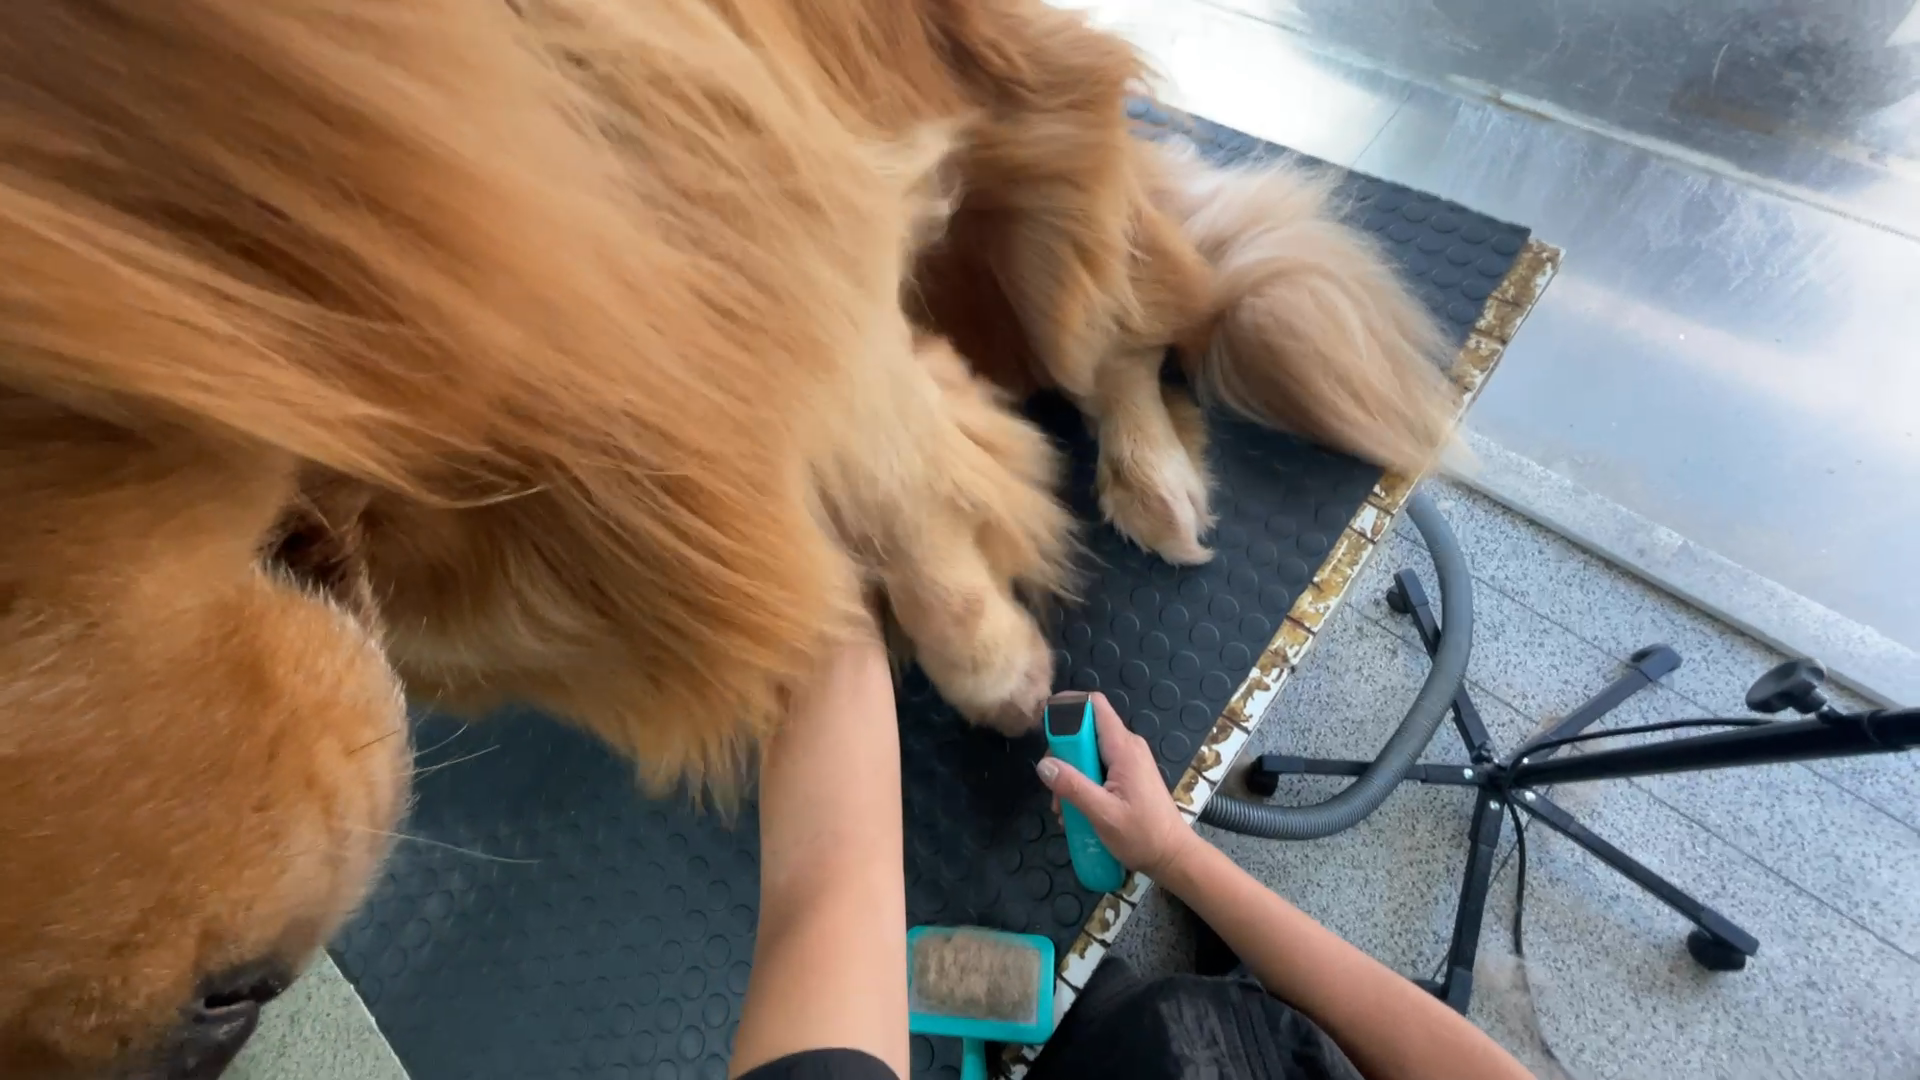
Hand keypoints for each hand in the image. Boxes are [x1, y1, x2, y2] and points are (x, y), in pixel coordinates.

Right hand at [1034, 692, 1194, 879]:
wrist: (1173, 857)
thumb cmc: (1143, 835)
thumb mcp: (1103, 814)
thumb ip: (1073, 786)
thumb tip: (1043, 764)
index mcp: (1123, 747)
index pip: (1094, 704)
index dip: (1068, 705)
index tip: (1044, 722)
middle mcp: (1127, 745)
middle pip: (1085, 730)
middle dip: (1063, 754)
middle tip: (1053, 784)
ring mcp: (1128, 759)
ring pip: (1088, 751)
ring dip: (1071, 775)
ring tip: (1063, 808)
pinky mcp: (1128, 774)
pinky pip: (1097, 766)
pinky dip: (1083, 783)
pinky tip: (1077, 810)